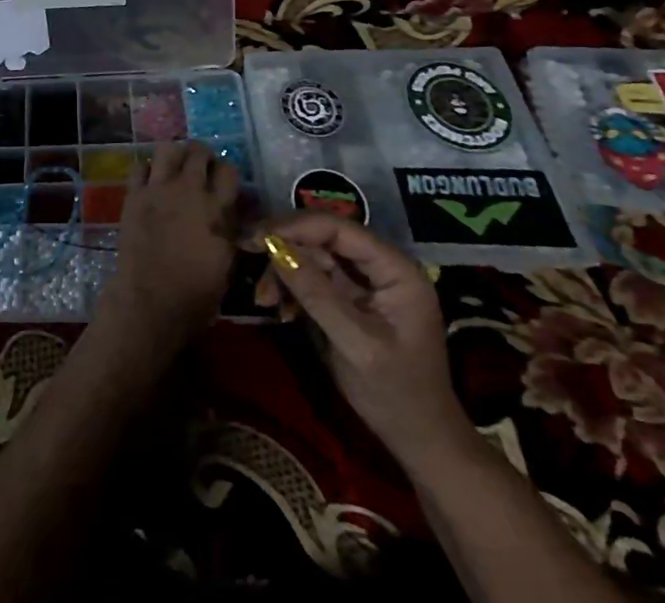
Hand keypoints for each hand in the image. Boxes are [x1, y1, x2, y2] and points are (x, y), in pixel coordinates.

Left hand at [95, 141, 239, 340]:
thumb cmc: (198, 288)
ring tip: (176, 165)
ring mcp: (158, 189)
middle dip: (202, 154)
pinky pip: (139, 167)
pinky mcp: (134, 195)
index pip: (228, 170)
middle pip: (198, 152)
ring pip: (168, 150)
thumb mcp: (227, 256)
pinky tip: (151, 179)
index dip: (226, 172)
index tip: (222, 179)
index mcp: (218, 207)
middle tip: (200, 165)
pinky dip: (147, 168)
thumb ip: (229, 224)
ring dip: (175, 153)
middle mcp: (189, 190)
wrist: (153, 296)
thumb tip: (229, 208)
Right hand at [258, 215, 472, 466]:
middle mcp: (381, 268)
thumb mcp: (354, 343)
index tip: (253, 238)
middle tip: (246, 259)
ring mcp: (364, 284)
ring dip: (282, 273)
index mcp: (396, 270)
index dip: (294, 227)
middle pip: (321, 239)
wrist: (417, 437)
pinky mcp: (348, 300)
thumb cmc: (395, 391)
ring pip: (311, 258)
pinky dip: (289, 290)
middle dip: (283, 251)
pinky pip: (311, 280)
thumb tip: (273, 249)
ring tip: (263, 301)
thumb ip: (316, 294)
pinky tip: (279, 311)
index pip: (339, 229)